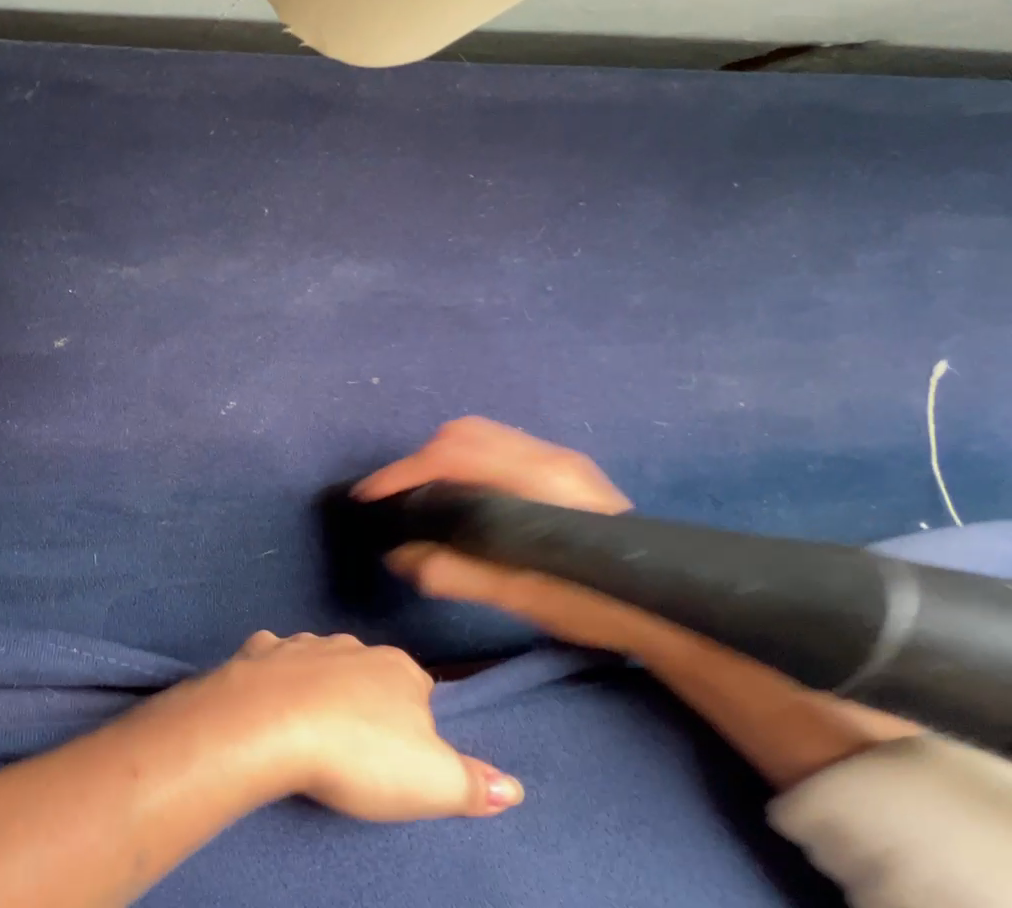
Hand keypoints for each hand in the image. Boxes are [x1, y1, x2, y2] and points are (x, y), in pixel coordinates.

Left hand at [164, 630, 523, 820]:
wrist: (266, 727)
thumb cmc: (357, 754)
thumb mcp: (435, 783)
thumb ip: (475, 784)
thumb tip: (513, 788)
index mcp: (398, 669)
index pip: (419, 690)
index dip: (414, 722)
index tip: (402, 753)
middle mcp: (349, 645)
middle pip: (365, 673)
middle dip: (363, 701)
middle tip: (355, 747)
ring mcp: (298, 644)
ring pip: (317, 661)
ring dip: (316, 687)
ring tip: (311, 729)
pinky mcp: (254, 652)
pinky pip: (269, 660)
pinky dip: (271, 676)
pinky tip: (268, 700)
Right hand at [350, 416, 685, 656]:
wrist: (673, 609)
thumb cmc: (596, 604)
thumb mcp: (522, 595)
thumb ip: (456, 572)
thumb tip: (396, 556)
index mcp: (539, 482)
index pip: (453, 455)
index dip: (403, 473)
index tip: (369, 496)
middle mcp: (549, 457)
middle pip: (463, 434)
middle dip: (418, 460)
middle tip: (395, 497)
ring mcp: (560, 459)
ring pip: (479, 435)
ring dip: (439, 458)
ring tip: (419, 494)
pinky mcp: (564, 469)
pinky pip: (497, 446)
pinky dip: (462, 461)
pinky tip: (458, 494)